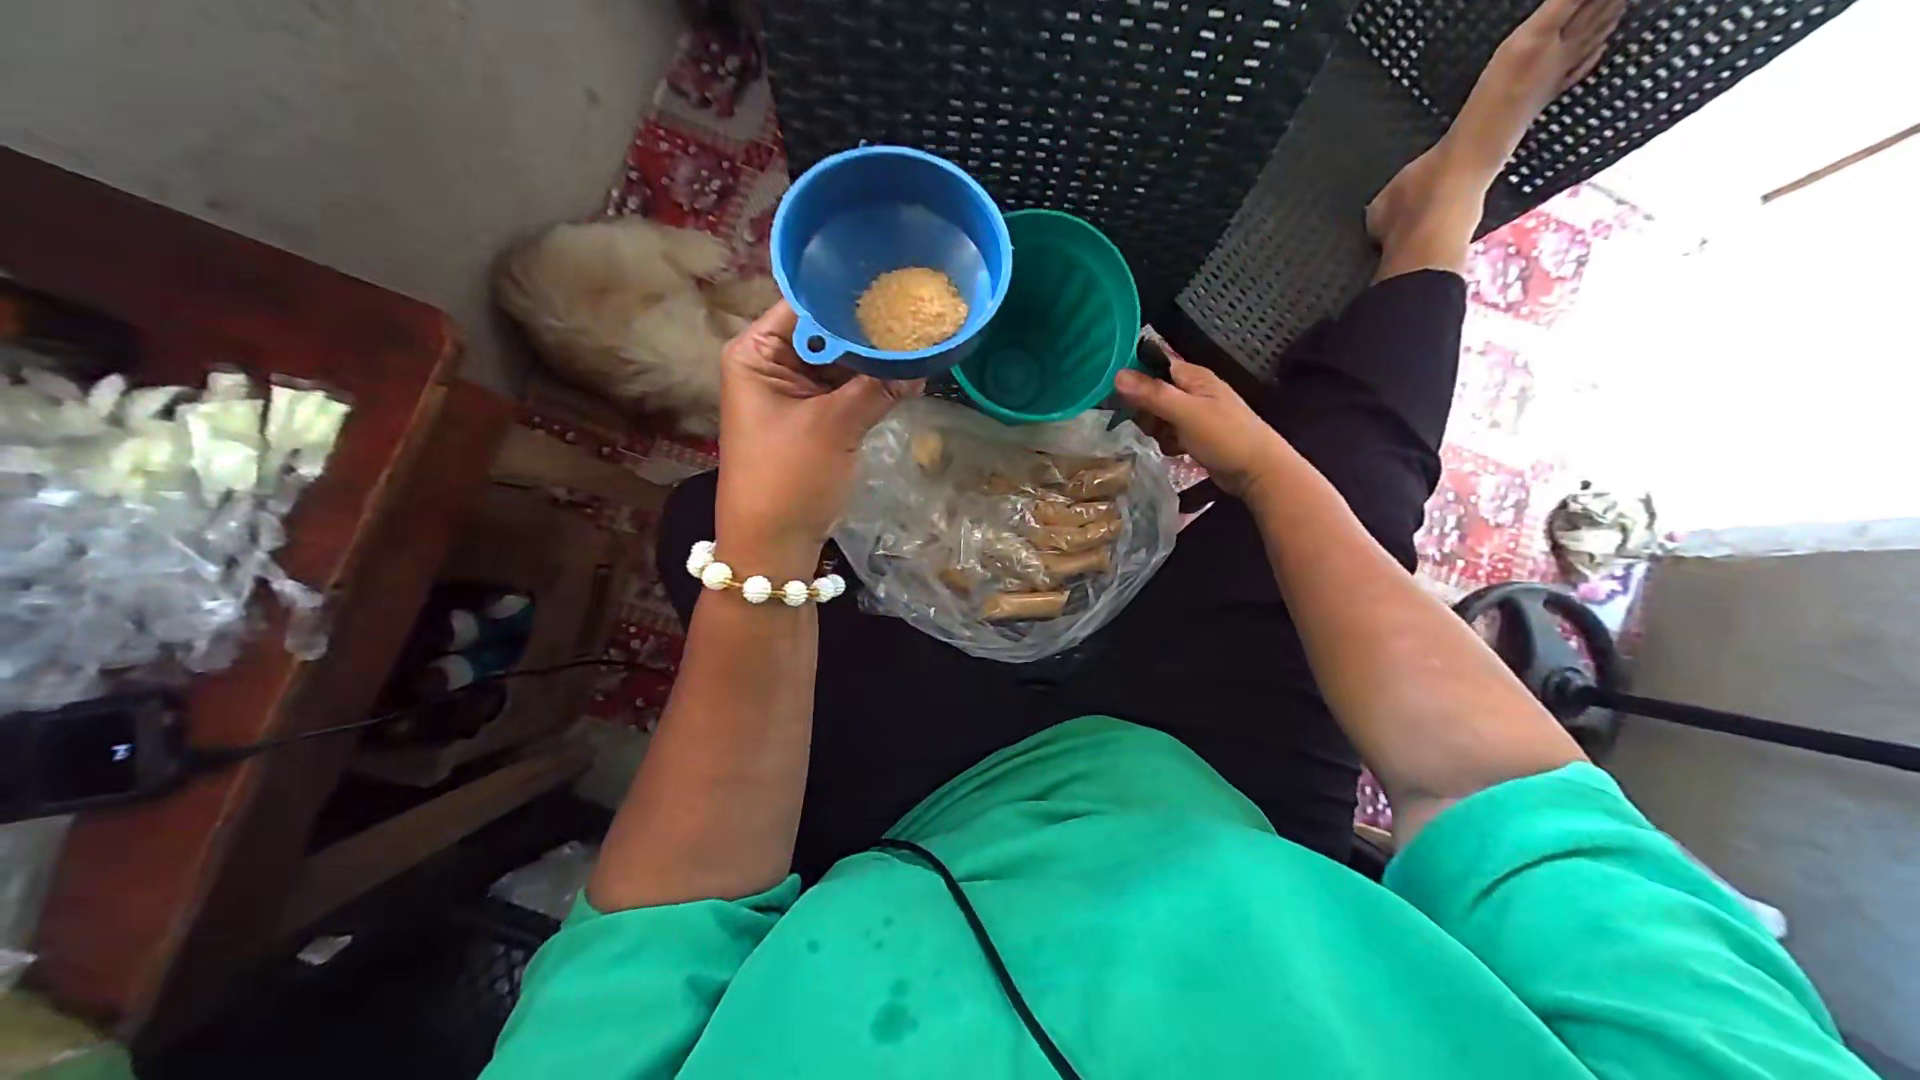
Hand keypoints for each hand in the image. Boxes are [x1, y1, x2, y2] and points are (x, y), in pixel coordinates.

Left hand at [714, 301, 919, 576]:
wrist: (773, 545)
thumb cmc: (789, 479)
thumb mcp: (835, 426)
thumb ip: (880, 386)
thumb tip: (926, 359)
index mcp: (756, 352)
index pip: (806, 304)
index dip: (849, 295)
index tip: (896, 286)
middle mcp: (771, 362)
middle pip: (826, 330)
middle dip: (869, 328)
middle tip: (919, 313)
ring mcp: (793, 390)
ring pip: (840, 360)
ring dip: (875, 357)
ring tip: (921, 338)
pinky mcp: (812, 415)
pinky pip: (845, 387)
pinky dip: (872, 383)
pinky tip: (909, 371)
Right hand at [1113, 358, 1291, 500]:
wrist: (1258, 471)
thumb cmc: (1225, 436)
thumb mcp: (1185, 413)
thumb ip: (1152, 394)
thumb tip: (1116, 375)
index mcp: (1193, 377)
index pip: (1154, 366)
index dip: (1136, 379)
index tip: (1123, 399)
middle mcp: (1193, 390)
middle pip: (1152, 393)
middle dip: (1146, 411)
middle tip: (1154, 426)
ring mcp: (1194, 413)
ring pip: (1158, 416)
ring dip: (1157, 430)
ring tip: (1169, 441)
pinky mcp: (1195, 434)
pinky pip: (1169, 433)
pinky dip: (1168, 442)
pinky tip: (1176, 451)